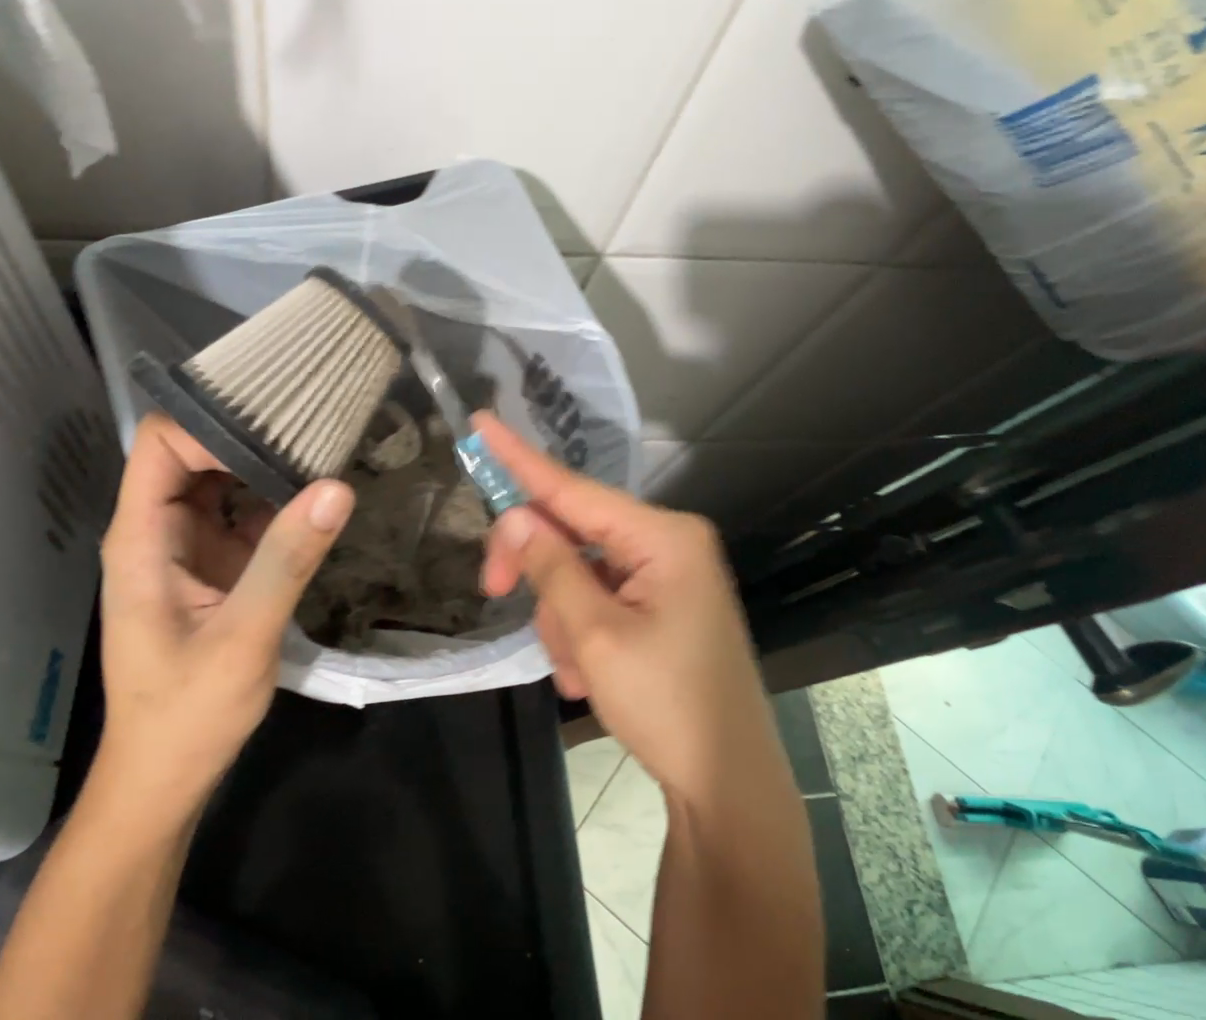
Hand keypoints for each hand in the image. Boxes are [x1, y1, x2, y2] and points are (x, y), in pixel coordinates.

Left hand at [95, 413, 352, 811]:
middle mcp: (157, 531)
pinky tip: (317, 499)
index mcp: (141, 538)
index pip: (162, 443)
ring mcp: (184, 549)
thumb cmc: (188, 714)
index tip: (279, 429)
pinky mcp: (211, 570)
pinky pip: (240, 518)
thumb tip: (337, 487)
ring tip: (327, 450)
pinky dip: (275, 504)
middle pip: (193, 453)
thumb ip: (287, 561)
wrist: (165, 775)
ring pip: (220, 483)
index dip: (213, 422)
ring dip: (266, 468)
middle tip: (317, 427)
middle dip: (248, 435)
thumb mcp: (243, 638)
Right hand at [477, 413, 762, 805]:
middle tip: (491, 593)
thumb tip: (513, 516)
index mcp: (663, 537)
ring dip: (561, 619)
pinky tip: (587, 678)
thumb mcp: (595, 634)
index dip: (520, 460)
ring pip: (579, 574)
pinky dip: (581, 634)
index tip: (480, 423)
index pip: (574, 489)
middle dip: (537, 573)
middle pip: (572, 533)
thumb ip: (551, 568)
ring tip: (575, 672)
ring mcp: (667, 577)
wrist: (725, 781)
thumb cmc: (665, 704)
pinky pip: (600, 601)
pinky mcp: (662, 608)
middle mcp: (668, 544)